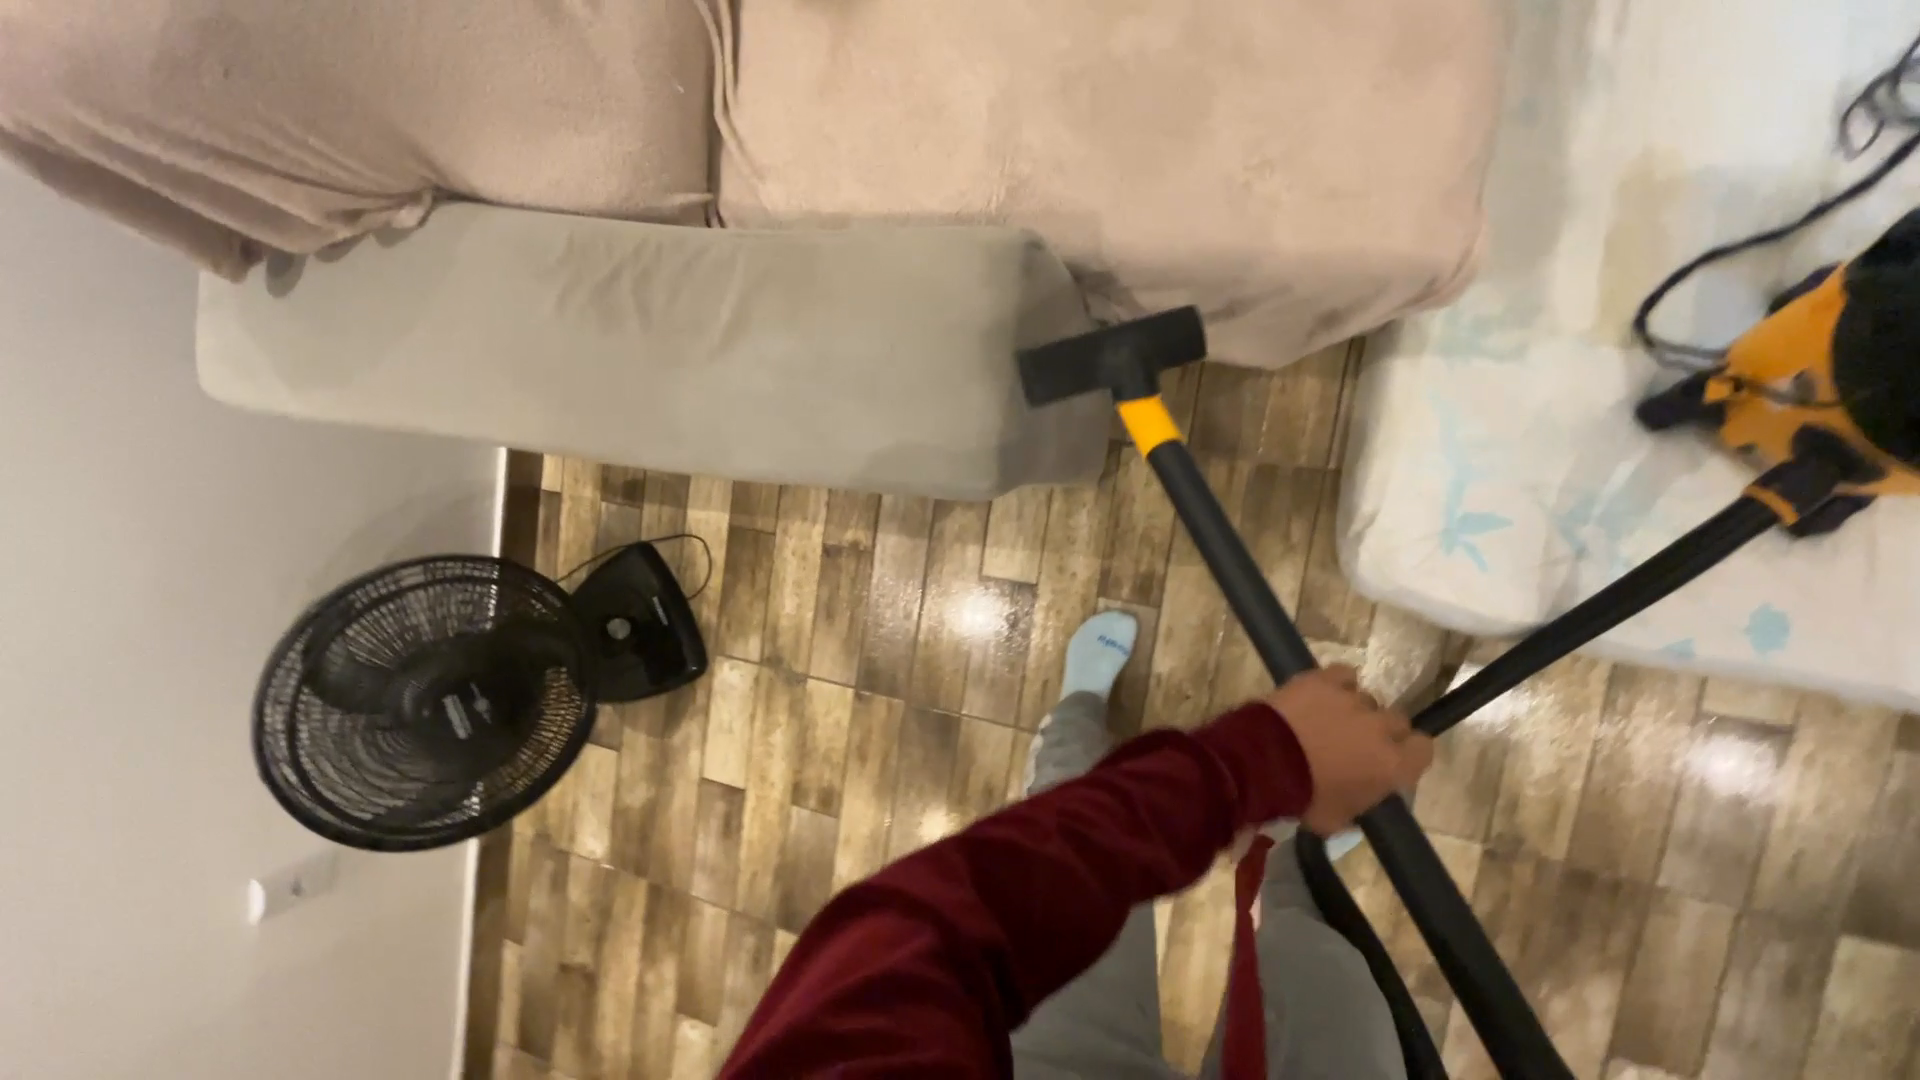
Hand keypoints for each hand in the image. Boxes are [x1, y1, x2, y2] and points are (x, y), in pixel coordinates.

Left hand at [1266, 665, 1432, 835]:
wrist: (1262, 762)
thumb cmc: (1302, 798)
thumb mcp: (1338, 819)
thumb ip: (1358, 803)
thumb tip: (1357, 796)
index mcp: (1393, 766)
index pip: (1423, 749)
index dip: (1408, 752)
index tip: (1391, 757)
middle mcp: (1381, 729)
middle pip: (1396, 720)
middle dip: (1381, 729)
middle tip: (1356, 740)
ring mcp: (1353, 699)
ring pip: (1367, 698)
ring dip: (1354, 708)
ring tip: (1328, 717)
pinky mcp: (1324, 680)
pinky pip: (1342, 674)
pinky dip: (1336, 682)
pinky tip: (1322, 692)